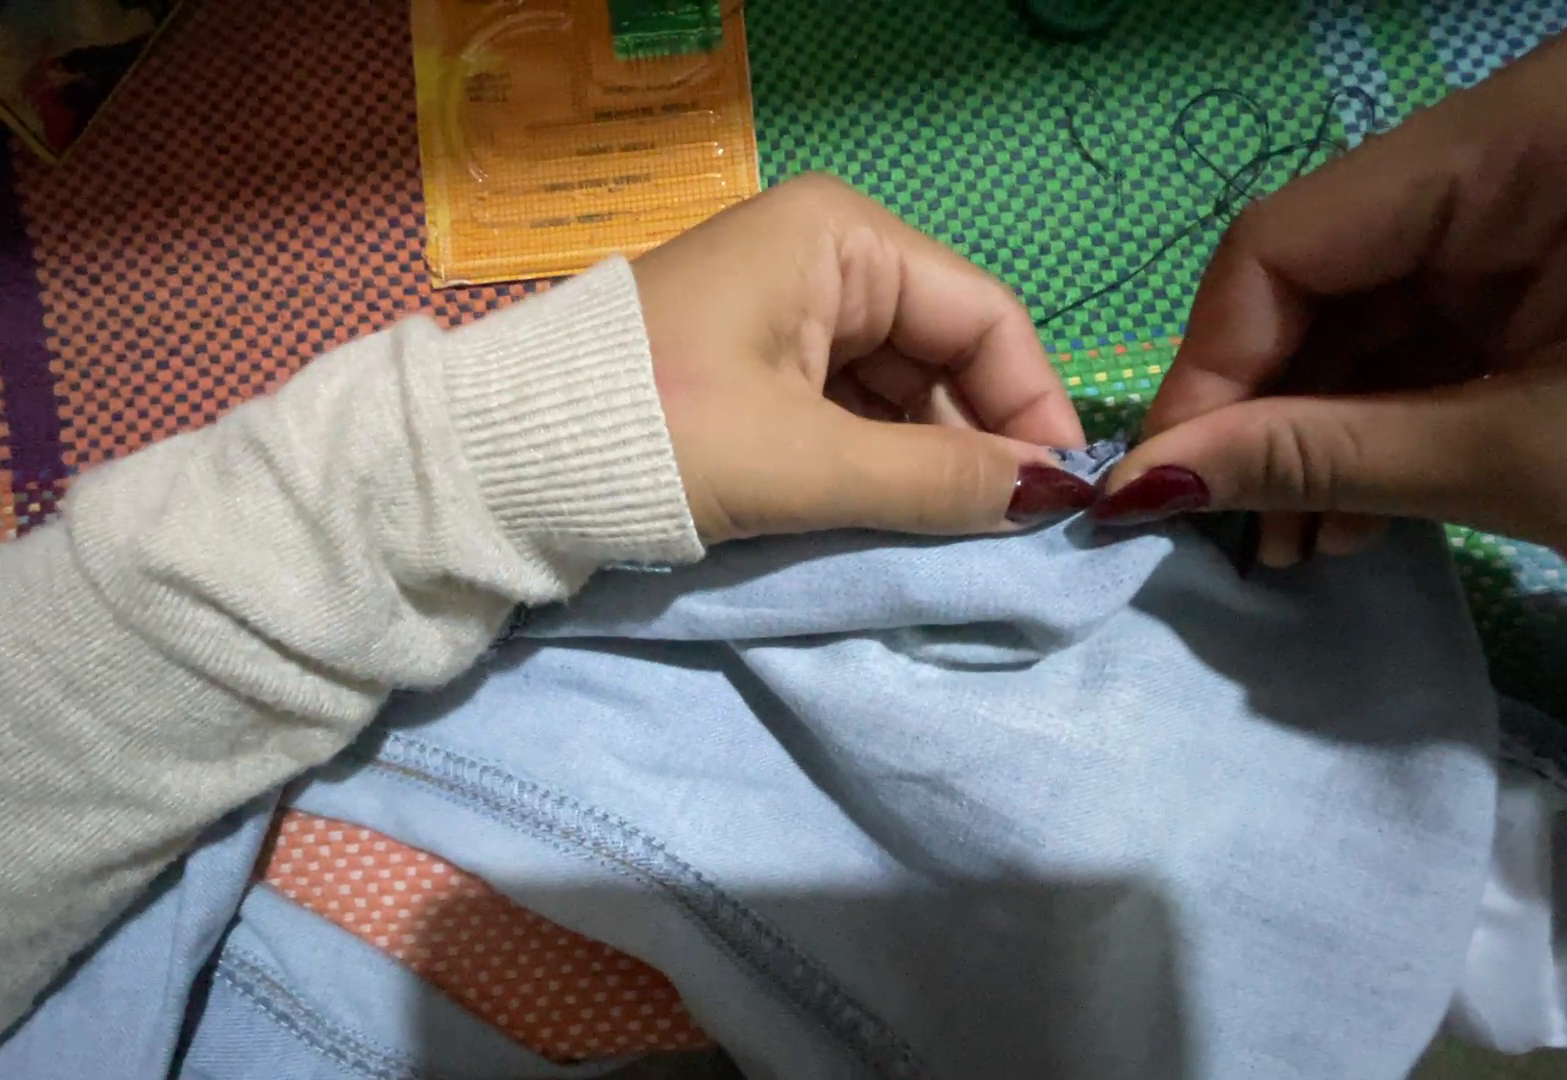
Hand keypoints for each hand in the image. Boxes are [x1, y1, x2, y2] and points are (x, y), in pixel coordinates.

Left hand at [633, 174, 1088, 543]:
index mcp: (838, 239)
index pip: (982, 316)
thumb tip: (1044, 497)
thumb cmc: (658, 435)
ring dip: (921, 462)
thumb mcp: (803, 460)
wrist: (511, 462)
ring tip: (947, 533)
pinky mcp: (754, 368)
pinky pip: (841, 413)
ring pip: (891, 392)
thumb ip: (931, 479)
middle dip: (971, 442)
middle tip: (1001, 532)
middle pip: (939, 355)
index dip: (1029, 406)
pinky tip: (888, 514)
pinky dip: (870, 465)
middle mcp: (817, 262)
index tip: (1054, 496)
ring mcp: (782, 316)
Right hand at [1095, 0, 1566, 564]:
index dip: (1204, 369)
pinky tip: (1365, 500)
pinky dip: (1386, 418)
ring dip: (1320, 433)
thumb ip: (1314, 457)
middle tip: (1243, 532)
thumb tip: (1138, 485)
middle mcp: (1526, 139)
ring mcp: (1552, 193)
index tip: (1164, 478)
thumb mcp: (1536, 454)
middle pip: (1314, 285)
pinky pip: (1430, 328)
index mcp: (1534, 132)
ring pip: (1366, 317)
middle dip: (1264, 421)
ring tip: (1307, 538)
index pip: (1279, 246)